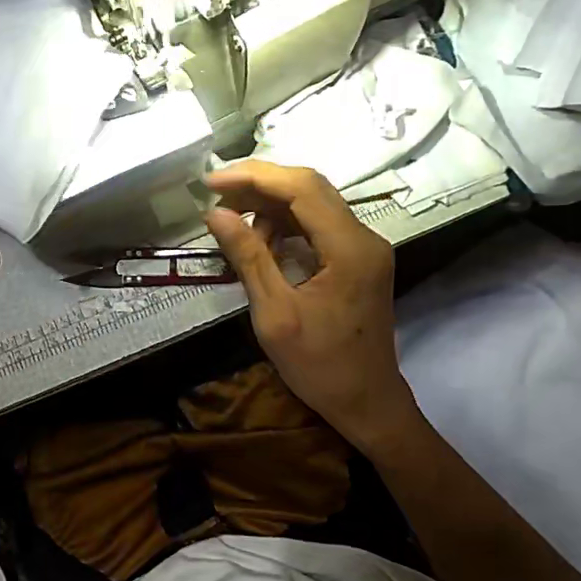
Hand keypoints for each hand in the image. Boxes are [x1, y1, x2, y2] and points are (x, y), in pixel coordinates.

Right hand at [204, 160, 421, 452]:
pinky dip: (287, 224)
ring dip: (271, 205)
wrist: (368, 404)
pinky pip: (320, 225)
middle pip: (310, 187)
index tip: (212, 181)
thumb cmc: (320, 367)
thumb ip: (248, 257)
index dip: (254, 176)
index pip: (302, 188)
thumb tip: (215, 213)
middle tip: (216, 196)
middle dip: (259, 185)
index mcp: (349, 248)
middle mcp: (364, 237)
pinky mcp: (359, 259)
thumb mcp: (275, 314)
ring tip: (233, 222)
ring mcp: (365, 247)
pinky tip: (261, 239)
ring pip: (314, 203)